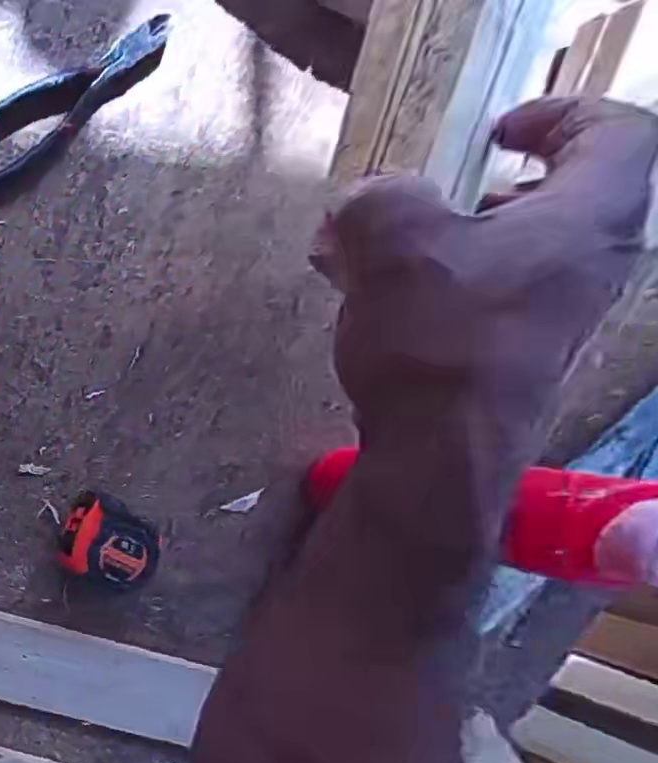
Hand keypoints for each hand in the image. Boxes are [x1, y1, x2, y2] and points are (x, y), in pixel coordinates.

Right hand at [312, 97, 656, 437]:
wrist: (444, 434)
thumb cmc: (436, 332)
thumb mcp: (394, 250)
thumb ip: (378, 205)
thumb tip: (362, 196)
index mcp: (588, 212)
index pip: (612, 132)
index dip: (558, 116)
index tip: (496, 128)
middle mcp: (590, 255)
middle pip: (557, 197)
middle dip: (483, 192)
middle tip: (429, 200)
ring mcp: (555, 308)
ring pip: (511, 252)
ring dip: (447, 245)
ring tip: (381, 259)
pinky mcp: (512, 349)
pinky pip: (483, 295)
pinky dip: (438, 286)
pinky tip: (384, 306)